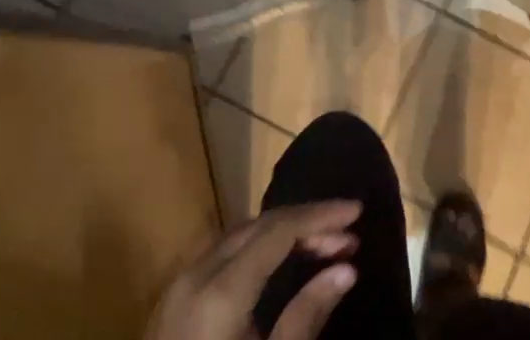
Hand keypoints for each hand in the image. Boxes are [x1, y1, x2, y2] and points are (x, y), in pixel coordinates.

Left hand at [148, 200, 361, 339]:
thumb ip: (306, 316)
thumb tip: (346, 269)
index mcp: (221, 292)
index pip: (278, 230)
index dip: (320, 215)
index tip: (357, 211)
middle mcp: (196, 276)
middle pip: (258, 226)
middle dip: (306, 222)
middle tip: (348, 234)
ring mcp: (178, 288)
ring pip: (238, 237)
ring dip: (282, 233)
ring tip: (324, 245)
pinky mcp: (172, 303)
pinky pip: (222, 256)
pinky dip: (258, 248)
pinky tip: (282, 262)